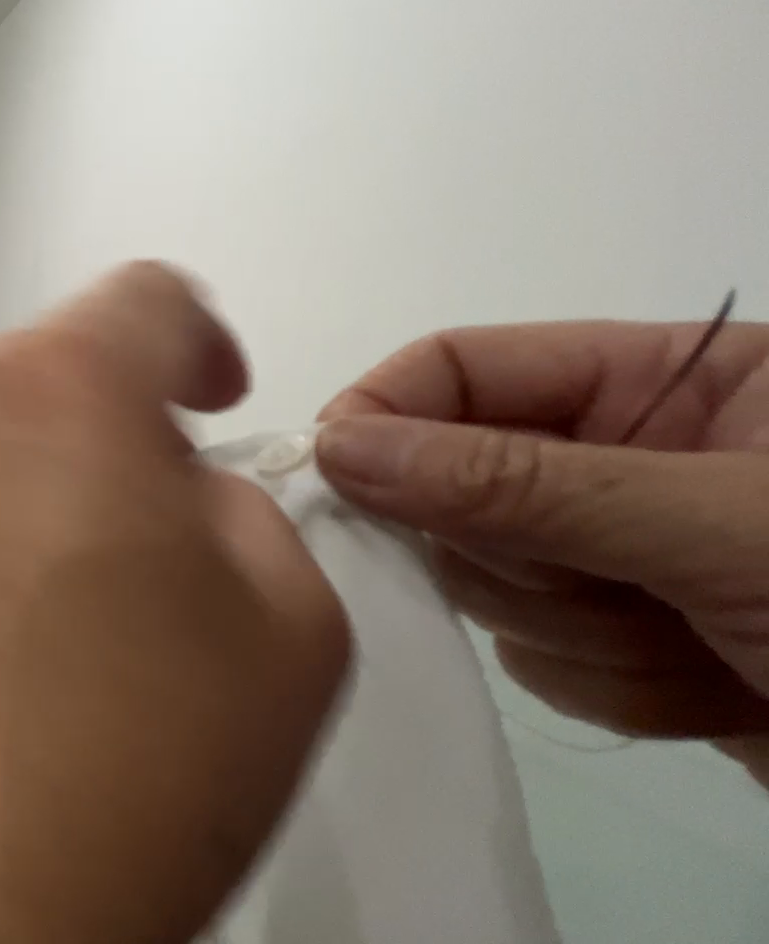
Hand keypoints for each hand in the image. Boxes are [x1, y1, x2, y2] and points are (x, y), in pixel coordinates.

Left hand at [0, 264, 350, 943]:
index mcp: (62, 380)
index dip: (199, 346)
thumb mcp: (283, 615)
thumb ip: (243, 504)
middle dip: (116, 416)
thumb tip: (175, 483)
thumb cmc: (130, 747)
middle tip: (146, 525)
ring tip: (65, 577)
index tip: (211, 411)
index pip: (147, 298)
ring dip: (40, 459)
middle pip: (58, 359)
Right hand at [316, 320, 768, 783]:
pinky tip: (700, 687)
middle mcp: (626, 458)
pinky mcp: (623, 634)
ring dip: (570, 627)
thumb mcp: (722, 526)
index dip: (383, 413)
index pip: (458, 367)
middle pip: (452, 482)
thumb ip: (517, 481)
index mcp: (666, 383)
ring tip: (694, 648)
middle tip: (589, 581)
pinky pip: (528, 649)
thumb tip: (337, 447)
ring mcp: (618, 551)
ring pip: (484, 576)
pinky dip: (600, 680)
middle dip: (507, 549)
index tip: (334, 476)